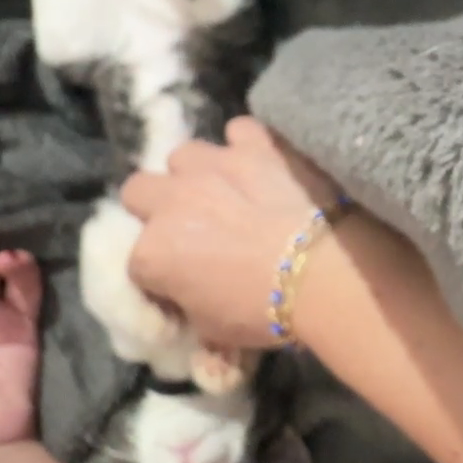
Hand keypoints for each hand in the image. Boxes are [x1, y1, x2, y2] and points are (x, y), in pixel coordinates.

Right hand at [120, 116, 346, 350]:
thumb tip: (193, 301)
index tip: (183, 280)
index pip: (137, 262)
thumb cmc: (266, 309)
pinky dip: (249, 144)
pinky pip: (240, 130)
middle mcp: (172, 200)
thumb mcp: (214, 332)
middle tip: (191, 224)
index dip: (160, 271)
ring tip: (229, 189)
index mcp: (151, 253)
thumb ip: (190, 308)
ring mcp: (214, 164)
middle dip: (158, 205)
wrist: (324, 270)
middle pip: (140, 190)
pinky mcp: (256, 142)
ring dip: (199, 171)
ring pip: (185, 154)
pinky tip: (265, 160)